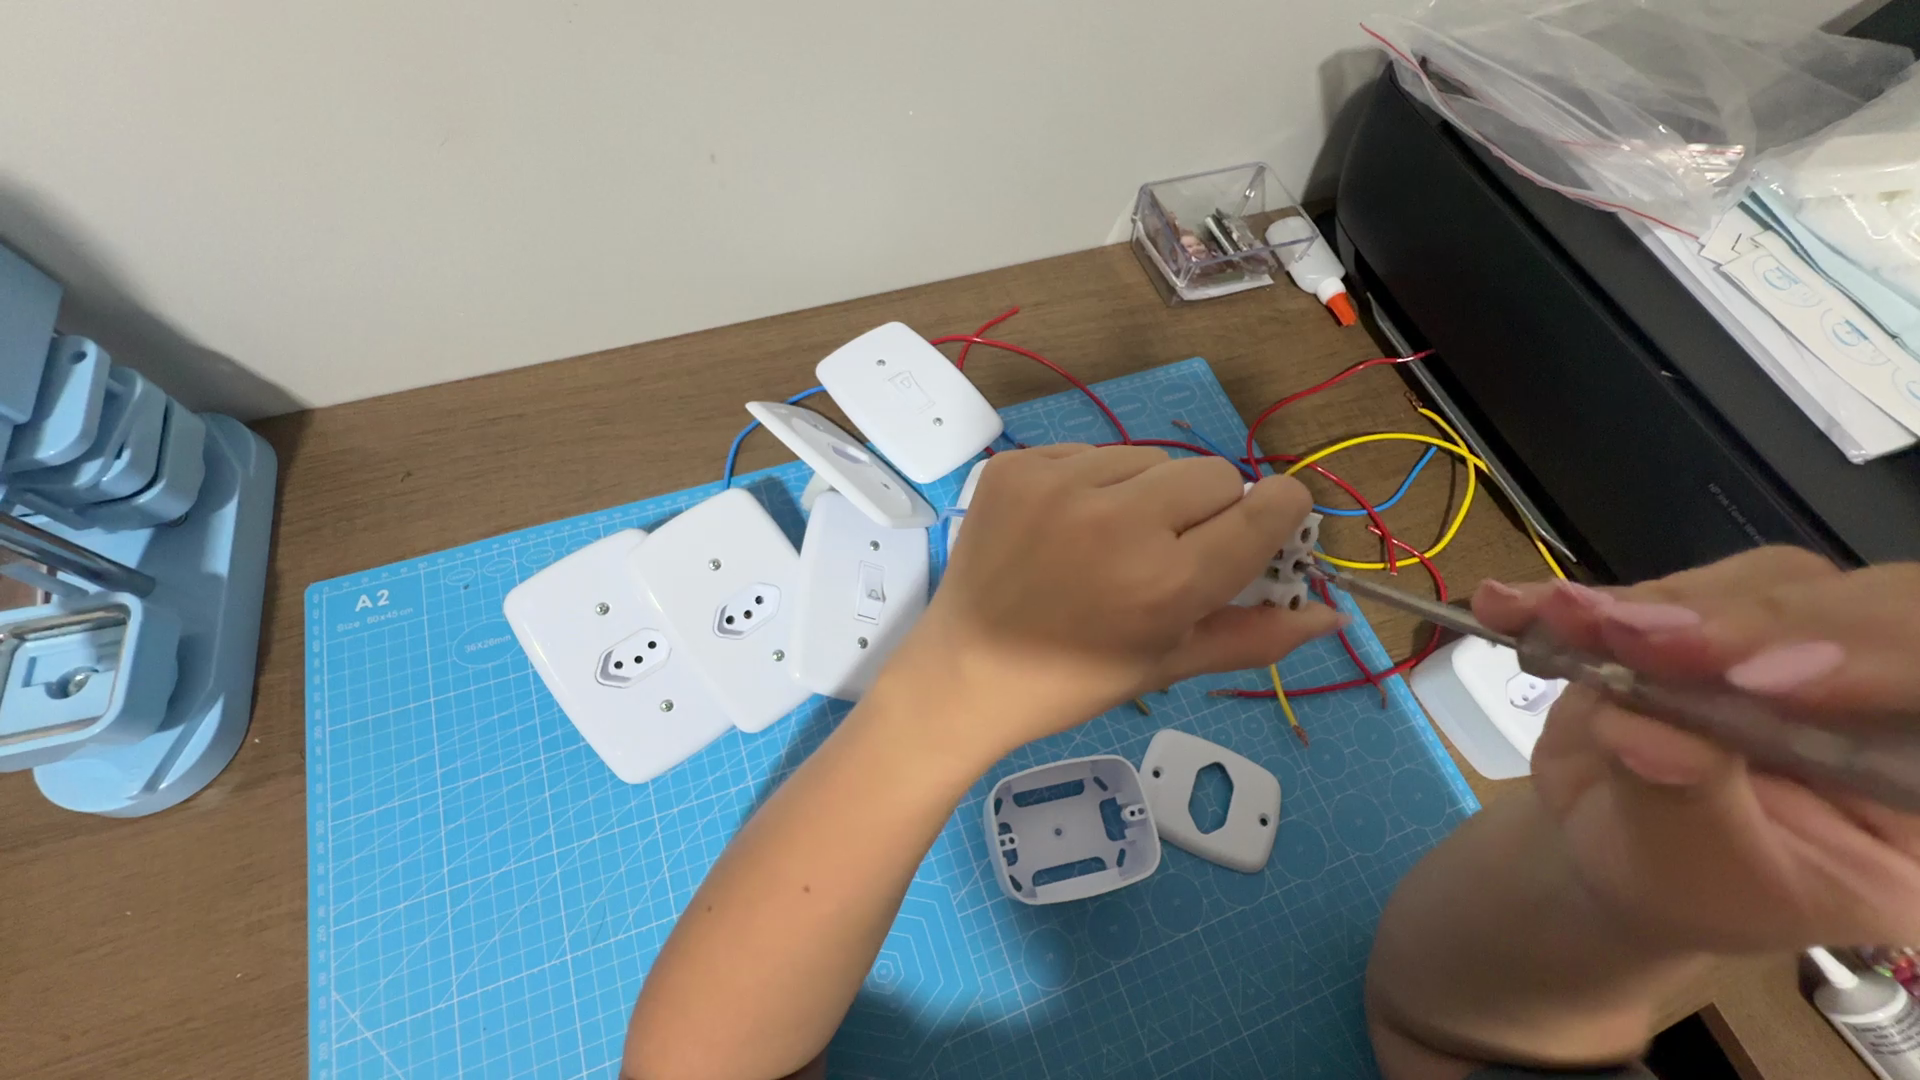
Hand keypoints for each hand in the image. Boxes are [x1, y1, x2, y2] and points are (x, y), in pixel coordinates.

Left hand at [885, 444, 1342, 760]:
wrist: (964, 671)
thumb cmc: (1071, 682)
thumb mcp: (1166, 666)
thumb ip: (1255, 637)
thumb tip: (1331, 614)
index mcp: (1168, 580)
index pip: (1265, 508)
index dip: (1276, 514)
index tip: (1262, 524)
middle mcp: (1119, 519)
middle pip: (1213, 472)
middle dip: (1210, 508)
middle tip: (1170, 549)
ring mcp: (1059, 484)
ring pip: (1150, 458)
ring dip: (1148, 493)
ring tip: (1107, 542)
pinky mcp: (1017, 466)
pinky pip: (1088, 453)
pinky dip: (1092, 484)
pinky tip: (1064, 528)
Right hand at [1473, 548, 1919, 951]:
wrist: (1607, 843)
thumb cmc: (1674, 883)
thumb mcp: (1697, 869)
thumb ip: (1687, 799)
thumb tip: (1645, 736)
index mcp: (1918, 774)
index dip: (1872, 659)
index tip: (1748, 679)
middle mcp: (1878, 694)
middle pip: (1858, 613)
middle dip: (1738, 619)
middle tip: (1628, 636)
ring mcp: (1785, 645)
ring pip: (1748, 586)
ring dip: (1640, 601)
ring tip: (1552, 618)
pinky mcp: (1694, 620)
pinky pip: (1650, 590)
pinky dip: (1574, 597)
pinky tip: (1510, 606)